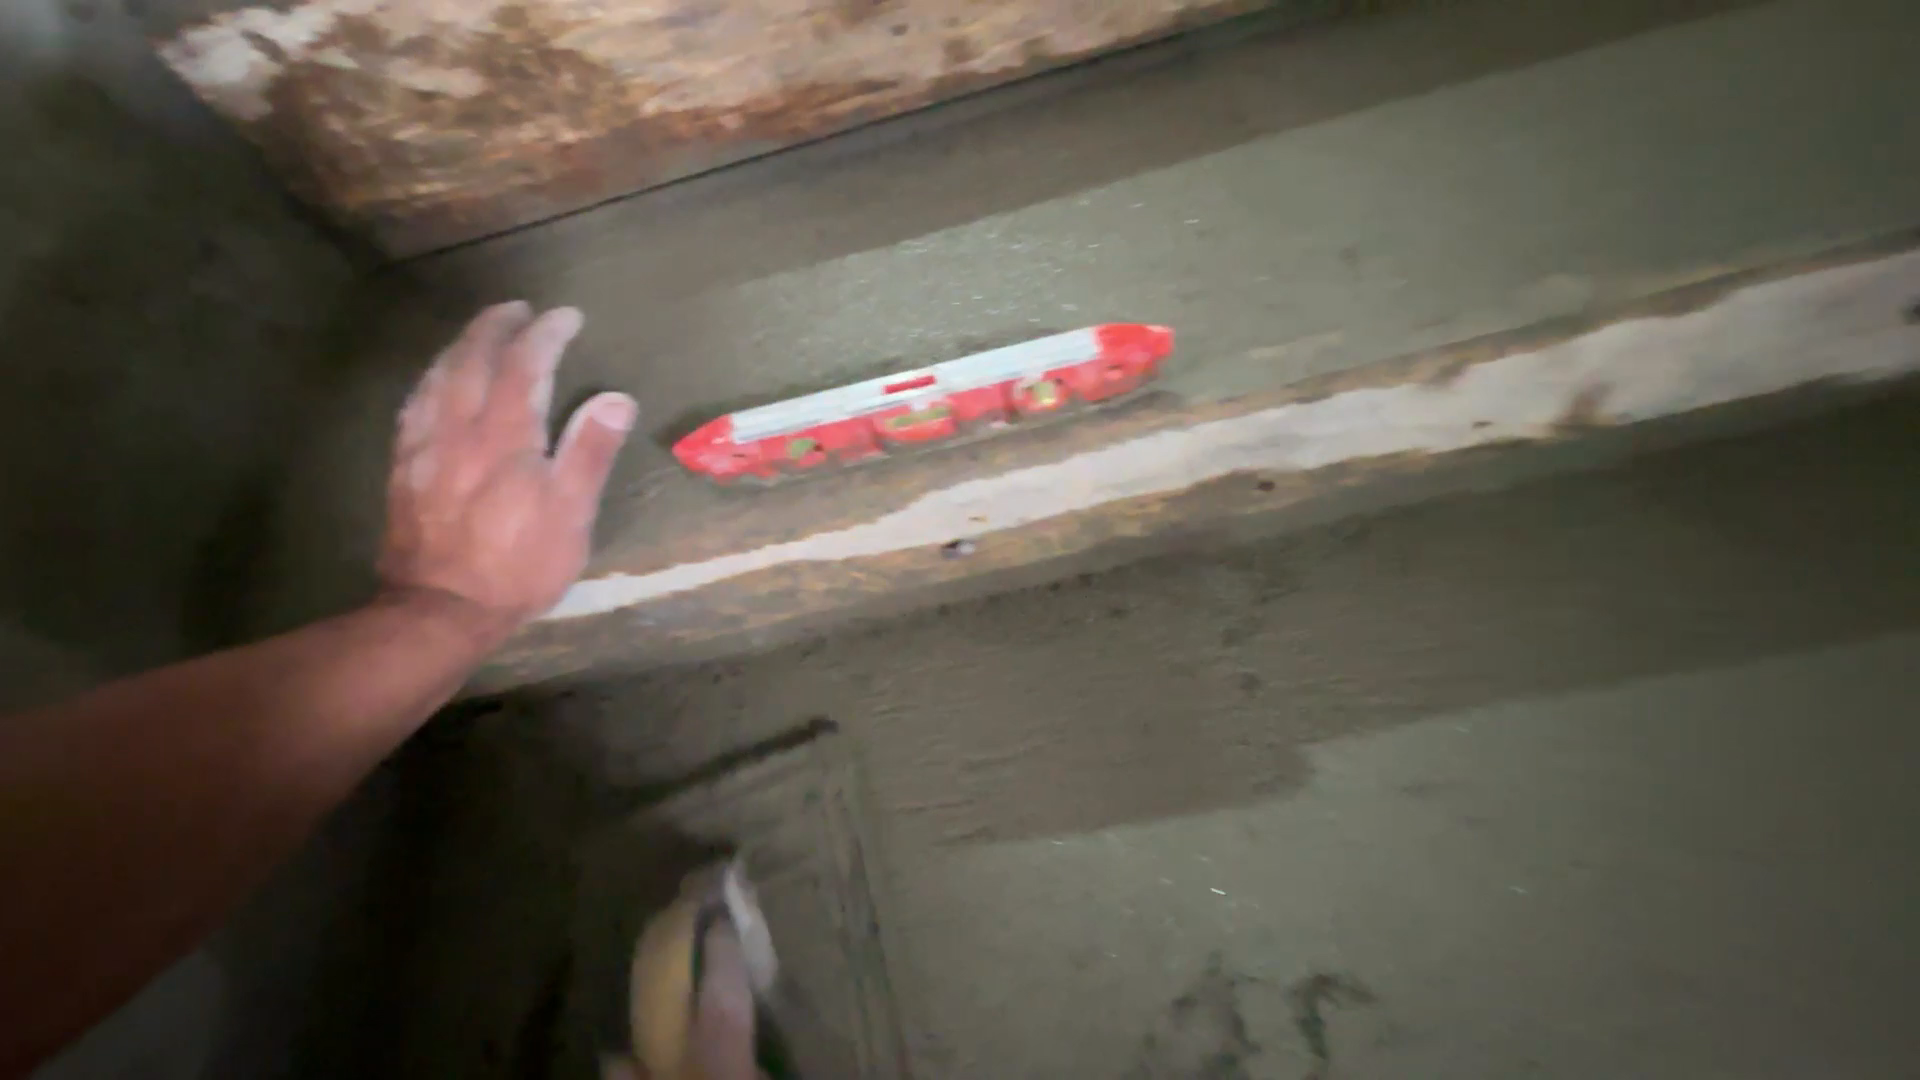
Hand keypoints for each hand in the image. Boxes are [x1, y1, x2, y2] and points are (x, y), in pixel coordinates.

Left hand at [378, 301, 635, 638]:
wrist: (443, 607)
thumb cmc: (521, 563)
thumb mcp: (572, 513)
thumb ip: (590, 450)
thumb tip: (616, 398)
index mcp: (506, 436)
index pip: (524, 365)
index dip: (546, 334)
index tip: (568, 316)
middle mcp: (459, 428)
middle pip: (472, 359)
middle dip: (496, 326)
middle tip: (518, 309)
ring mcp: (424, 445)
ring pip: (437, 375)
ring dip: (460, 345)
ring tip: (481, 333)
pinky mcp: (404, 467)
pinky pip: (414, 404)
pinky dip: (431, 377)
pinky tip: (437, 380)